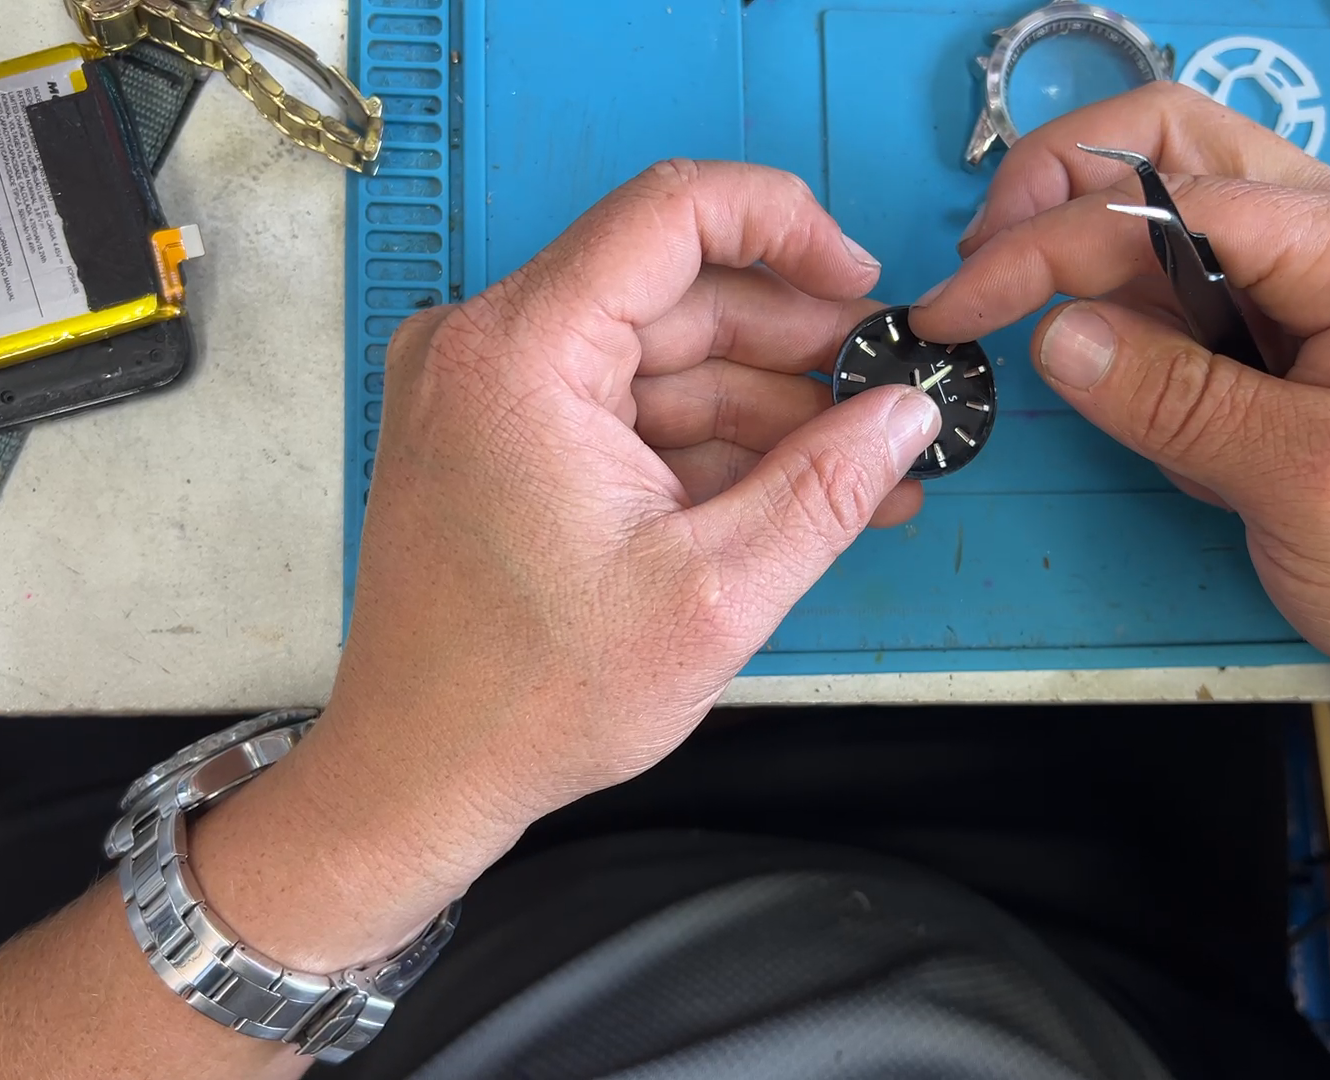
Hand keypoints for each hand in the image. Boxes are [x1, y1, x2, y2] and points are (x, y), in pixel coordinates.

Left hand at [287, 159, 935, 890]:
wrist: (423, 774)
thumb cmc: (536, 700)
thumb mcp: (716, 595)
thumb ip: (827, 489)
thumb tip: (906, 415)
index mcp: (523, 356)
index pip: (674, 213)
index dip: (789, 229)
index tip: (862, 287)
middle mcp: (492, 351)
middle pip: (679, 300)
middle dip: (796, 349)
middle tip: (883, 399)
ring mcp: (496, 398)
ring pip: (664, 365)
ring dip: (766, 413)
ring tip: (859, 468)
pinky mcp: (510, 444)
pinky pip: (630, 417)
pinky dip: (709, 448)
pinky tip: (790, 492)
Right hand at [913, 83, 1329, 714]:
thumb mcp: (1315, 483)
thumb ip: (1181, 402)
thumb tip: (1052, 336)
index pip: (1172, 205)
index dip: (1043, 245)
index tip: (953, 308)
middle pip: (1170, 154)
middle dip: (1053, 192)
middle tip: (974, 266)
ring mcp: (1292, 291)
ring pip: (1153, 222)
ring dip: (1064, 246)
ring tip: (993, 304)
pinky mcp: (1258, 344)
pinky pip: (1158, 301)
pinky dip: (1093, 307)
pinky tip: (1067, 350)